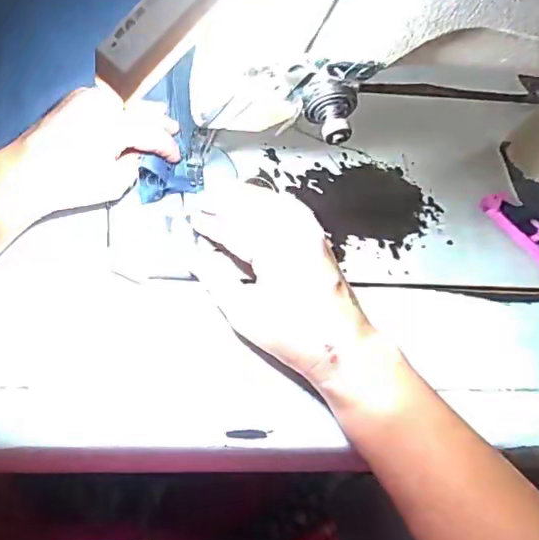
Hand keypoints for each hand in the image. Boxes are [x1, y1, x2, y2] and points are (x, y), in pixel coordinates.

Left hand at [0, 84, 179, 220]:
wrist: (25, 173)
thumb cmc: (67, 183)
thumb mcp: (112, 184)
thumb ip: (133, 166)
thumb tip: (135, 155)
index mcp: (118, 124)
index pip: (153, 133)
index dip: (168, 146)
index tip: (174, 156)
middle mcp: (105, 104)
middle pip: (141, 109)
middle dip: (158, 121)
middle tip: (172, 129)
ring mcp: (87, 97)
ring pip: (124, 101)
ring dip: (140, 111)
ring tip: (156, 116)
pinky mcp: (73, 99)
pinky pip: (105, 100)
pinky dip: (118, 108)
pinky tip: (124, 116)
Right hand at [191, 184, 401, 396]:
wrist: (343, 346)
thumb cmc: (301, 336)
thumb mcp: (244, 313)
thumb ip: (216, 280)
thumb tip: (198, 261)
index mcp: (274, 250)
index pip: (234, 226)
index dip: (211, 221)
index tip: (195, 218)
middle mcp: (296, 236)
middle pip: (255, 206)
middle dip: (227, 199)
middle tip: (205, 196)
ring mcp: (311, 235)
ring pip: (274, 202)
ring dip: (248, 196)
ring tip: (227, 193)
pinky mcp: (319, 240)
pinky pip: (291, 209)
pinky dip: (270, 201)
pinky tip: (261, 203)